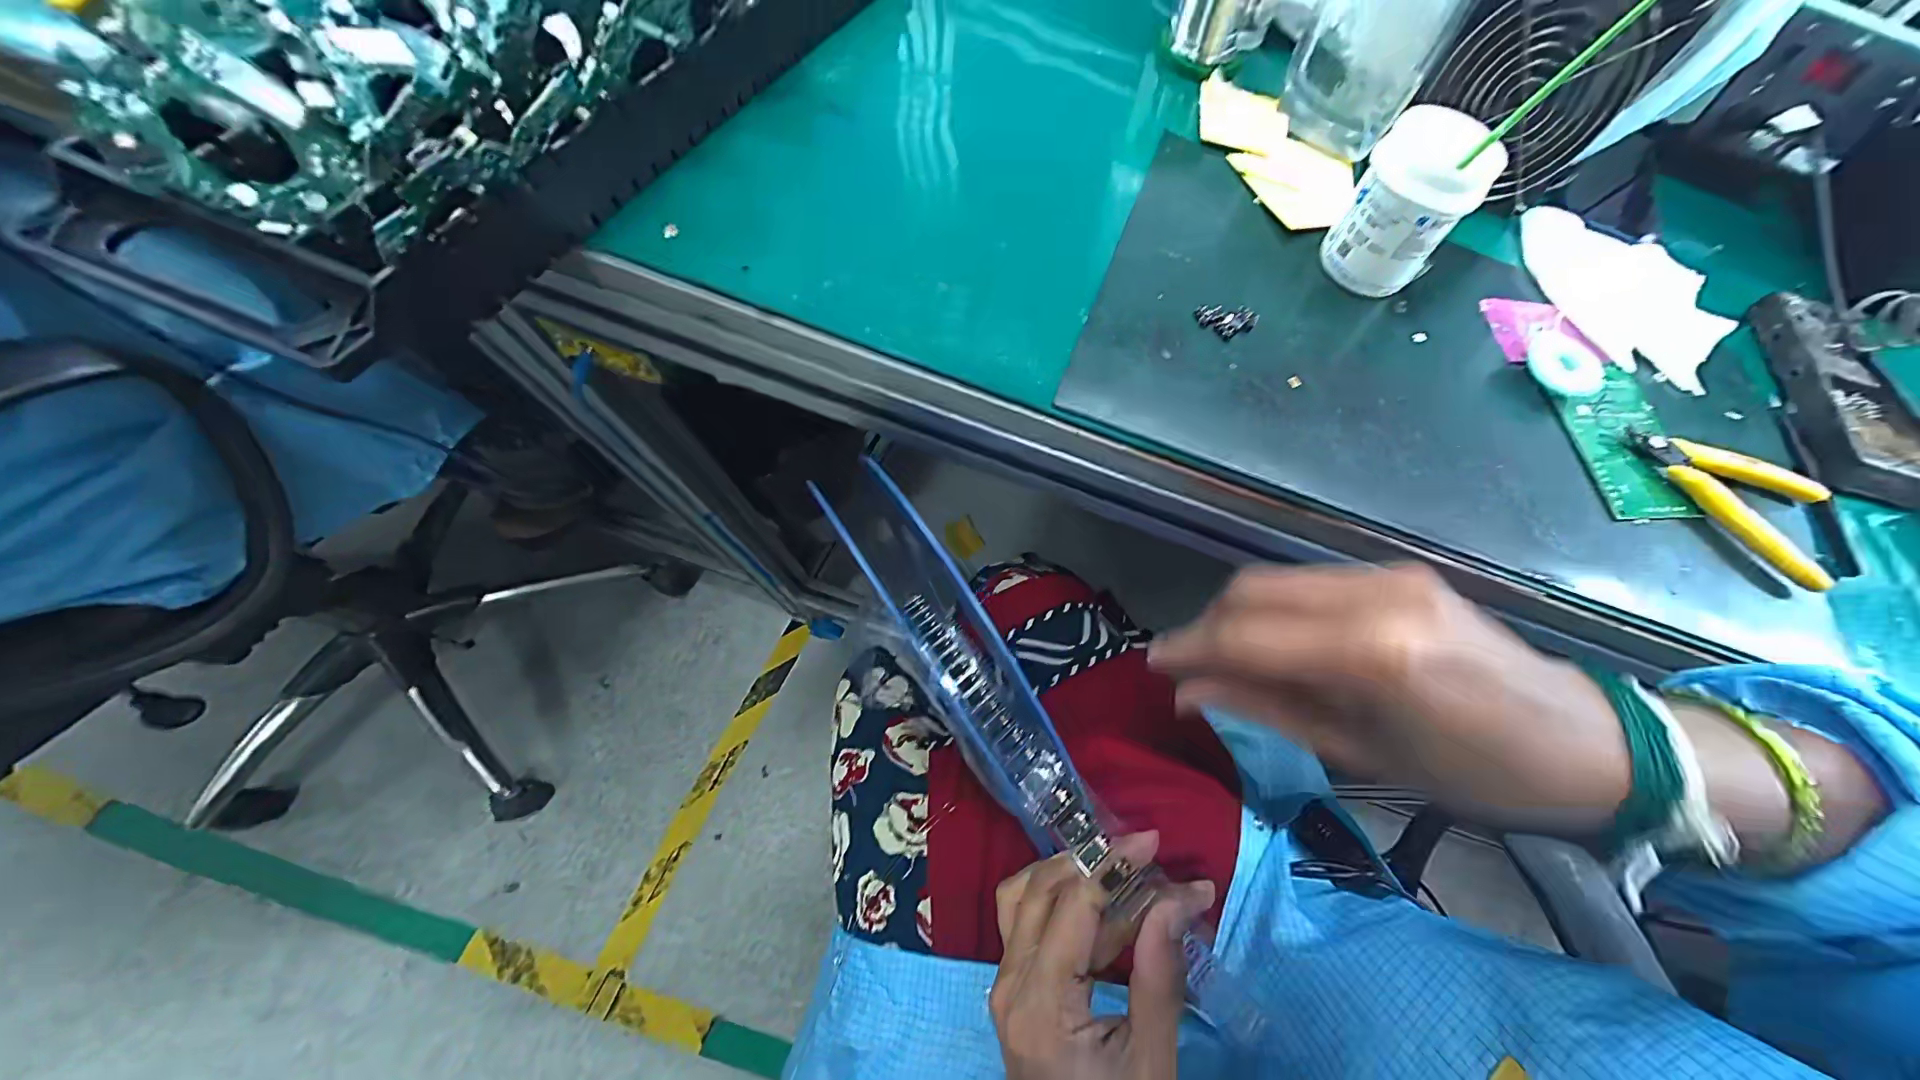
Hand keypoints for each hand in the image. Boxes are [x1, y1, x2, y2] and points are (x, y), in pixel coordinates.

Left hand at [989, 832, 1214, 1079]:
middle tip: (1141, 856)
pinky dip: (1060, 902)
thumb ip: (1159, 974)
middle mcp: (1008, 983)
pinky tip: (1101, 908)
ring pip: (1021, 898)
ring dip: (1068, 875)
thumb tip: (1178, 897)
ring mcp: (1002, 985)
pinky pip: (1024, 924)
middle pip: (1037, 890)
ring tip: (1120, 872)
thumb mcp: (1152, 1060)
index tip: (1153, 841)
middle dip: (1090, 862)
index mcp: (1040, 1004)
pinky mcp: (1010, 989)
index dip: (1113, 863)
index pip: (1073, 905)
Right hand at [1150, 564, 1630, 833]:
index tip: (1153, 665)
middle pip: (1251, 591)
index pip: (1246, 634)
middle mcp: (1377, 596)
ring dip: (1232, 614)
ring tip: (1221, 655)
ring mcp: (1391, 575)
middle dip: (1204, 625)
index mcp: (1373, 654)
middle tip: (1184, 665)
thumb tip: (1187, 693)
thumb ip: (1264, 710)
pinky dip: (1270, 606)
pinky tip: (1271, 639)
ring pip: (1273, 579)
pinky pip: (1306, 581)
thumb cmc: (1475, 775)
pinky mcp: (1398, 570)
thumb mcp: (1359, 755)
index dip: (1188, 647)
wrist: (1590, 743)